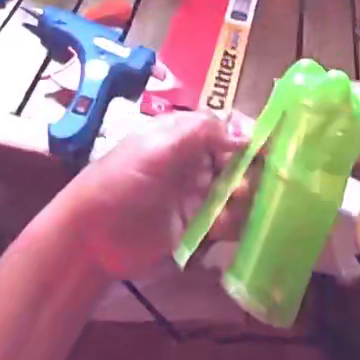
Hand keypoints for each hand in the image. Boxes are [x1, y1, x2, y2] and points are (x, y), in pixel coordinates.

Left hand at [51, 111, 248, 276]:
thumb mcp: (156, 148)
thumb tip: (246, 132)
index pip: (224, 124)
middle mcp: (193, 160)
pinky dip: (235, 223)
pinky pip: (229, 220)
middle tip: (247, 184)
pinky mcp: (197, 226)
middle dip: (251, 168)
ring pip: (238, 189)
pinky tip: (224, 228)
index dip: (248, 132)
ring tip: (232, 206)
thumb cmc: (120, 181)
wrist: (91, 235)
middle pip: (238, 158)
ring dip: (244, 197)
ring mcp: (196, 194)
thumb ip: (199, 134)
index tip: (268, 148)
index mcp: (180, 133)